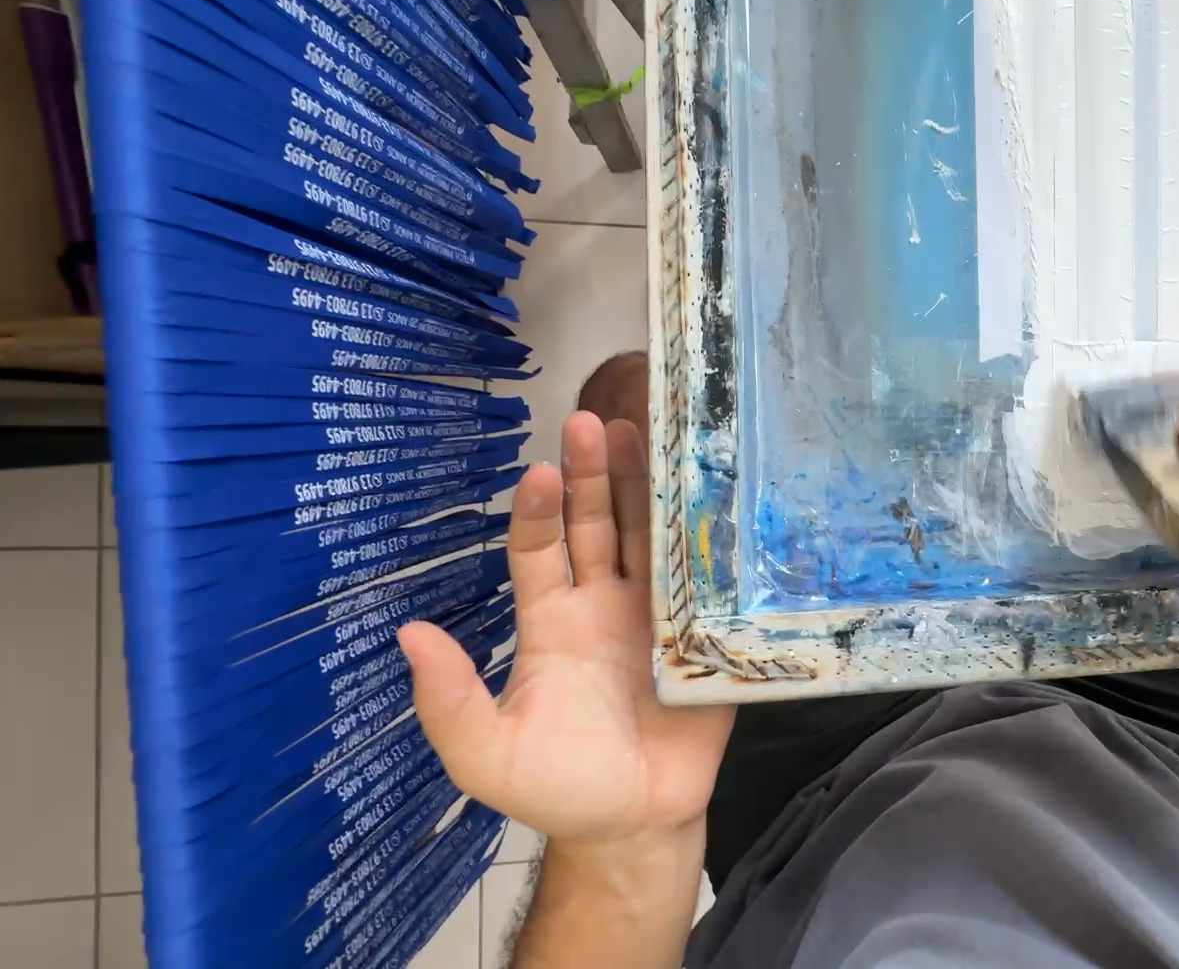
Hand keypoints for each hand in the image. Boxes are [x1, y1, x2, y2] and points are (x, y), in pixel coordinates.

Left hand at [399, 412, 734, 848]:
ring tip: (646, 431)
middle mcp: (605, 602)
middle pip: (598, 526)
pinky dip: (704, 532)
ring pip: (648, 535)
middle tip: (594, 420)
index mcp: (554, 621)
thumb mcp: (487, 751)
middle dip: (594, 475)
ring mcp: (657, 611)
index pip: (542, 551)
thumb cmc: (559, 785)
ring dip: (647, 487)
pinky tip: (710, 492)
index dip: (541, 511)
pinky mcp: (703, 627)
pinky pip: (702, 574)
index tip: (542, 469)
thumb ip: (451, 696)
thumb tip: (407, 631)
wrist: (637, 818)